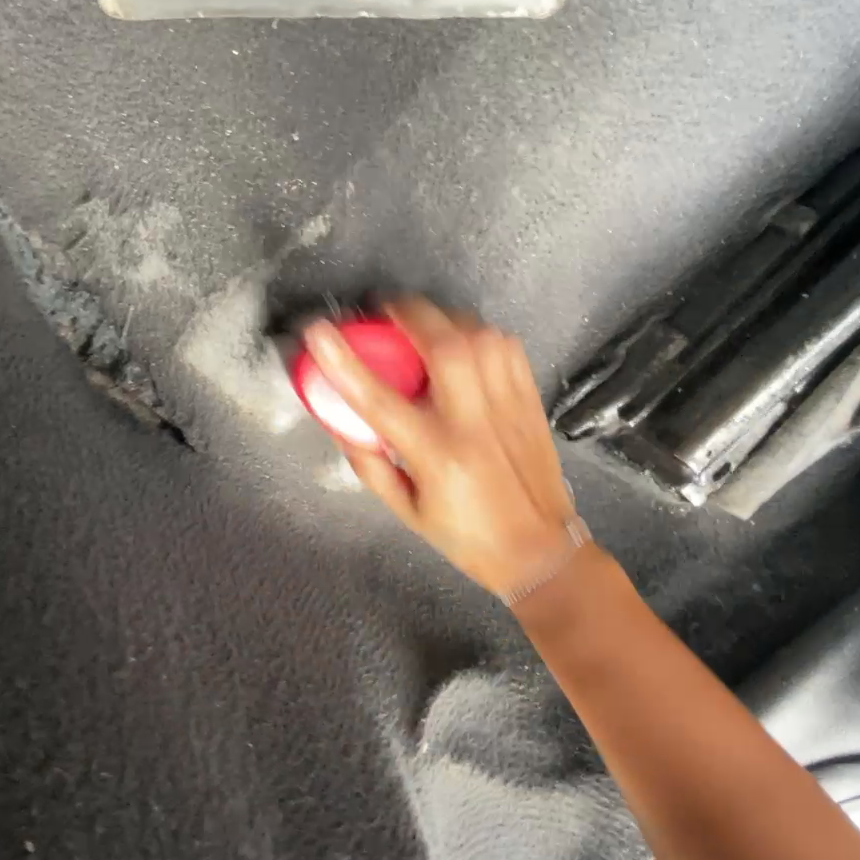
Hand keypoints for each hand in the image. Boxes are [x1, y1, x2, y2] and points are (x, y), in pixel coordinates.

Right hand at [302, 298, 584, 600]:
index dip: (344, 362)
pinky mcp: (530, 399)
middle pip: (445, 346)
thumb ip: (367, 461)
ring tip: (423, 322)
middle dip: (410, 313)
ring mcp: (508, 406)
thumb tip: (339, 419)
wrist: (541, 550)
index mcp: (437, 456)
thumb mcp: (404, 509)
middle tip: (385, 308)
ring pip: (479, 336)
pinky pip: (505, 345)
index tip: (319, 332)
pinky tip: (463, 339)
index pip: (380, 400)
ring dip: (445, 318)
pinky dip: (479, 332)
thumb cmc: (466, 536)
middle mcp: (474, 423)